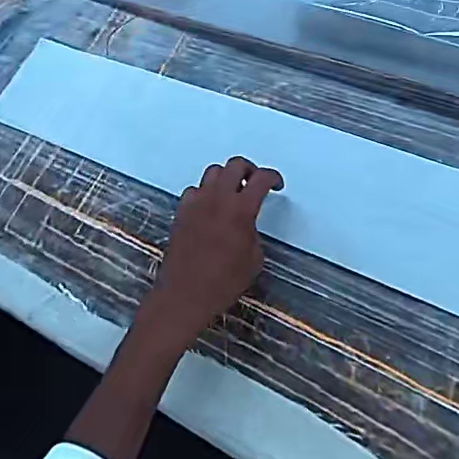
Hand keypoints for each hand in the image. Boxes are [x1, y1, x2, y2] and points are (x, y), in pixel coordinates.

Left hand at [138, 156, 283, 343]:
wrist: (186, 293)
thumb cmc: (224, 282)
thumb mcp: (253, 259)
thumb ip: (252, 231)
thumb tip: (246, 223)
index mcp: (240, 209)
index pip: (261, 178)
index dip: (273, 177)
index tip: (276, 184)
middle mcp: (218, 198)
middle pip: (235, 165)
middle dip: (249, 170)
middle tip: (254, 182)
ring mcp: (197, 201)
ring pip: (213, 171)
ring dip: (226, 177)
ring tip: (232, 192)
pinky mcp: (181, 210)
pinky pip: (195, 190)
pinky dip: (205, 193)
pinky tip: (209, 206)